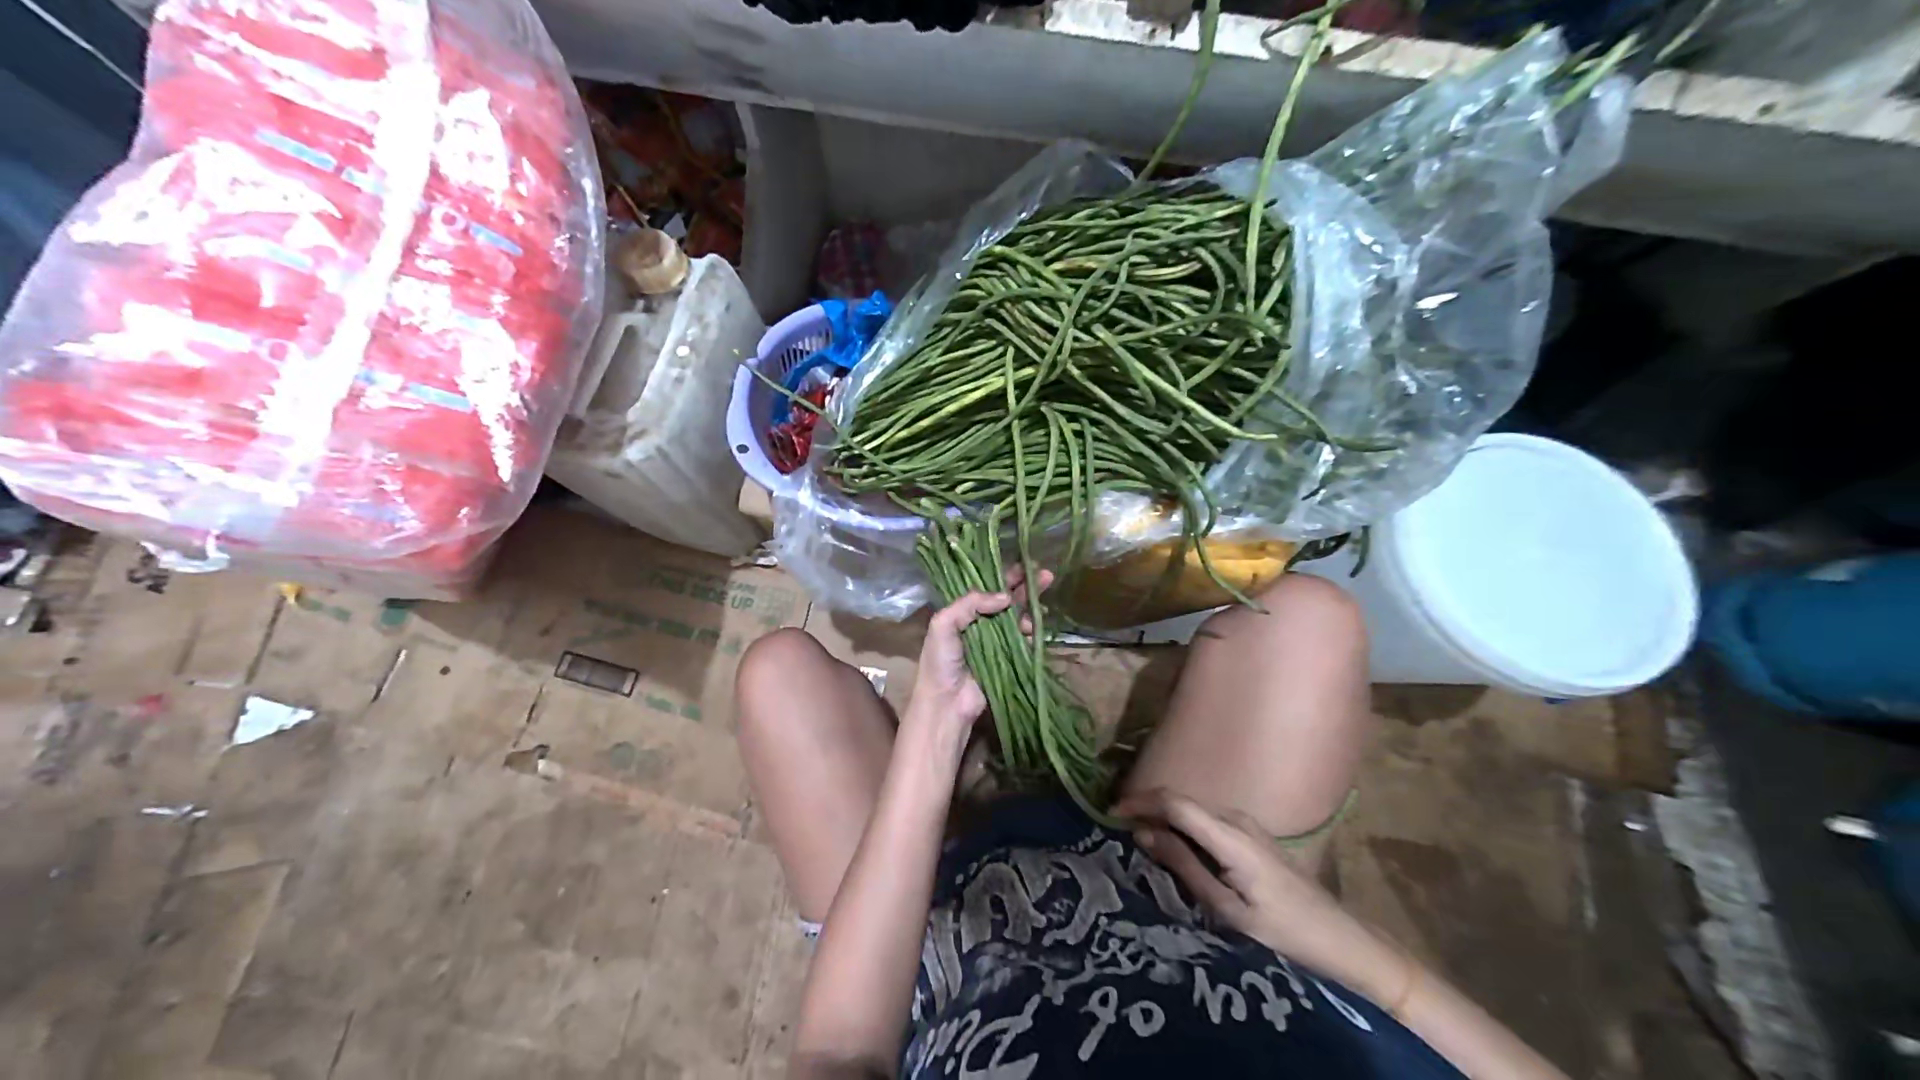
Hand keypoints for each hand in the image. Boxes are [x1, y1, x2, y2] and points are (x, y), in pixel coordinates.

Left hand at [901, 567, 1054, 763]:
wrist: (947, 703)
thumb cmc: (940, 662)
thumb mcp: (943, 624)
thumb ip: (970, 603)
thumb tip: (1006, 598)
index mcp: (962, 611)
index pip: (987, 586)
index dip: (1005, 575)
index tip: (1025, 565)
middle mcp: (980, 622)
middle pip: (1008, 599)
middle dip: (1026, 586)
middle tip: (1046, 575)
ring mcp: (996, 641)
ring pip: (1019, 617)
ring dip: (1030, 608)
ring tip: (1039, 604)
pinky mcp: (1010, 659)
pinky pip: (1024, 640)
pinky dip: (1032, 632)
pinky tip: (1035, 627)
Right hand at [1114, 789, 1410, 1002]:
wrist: (1339, 938)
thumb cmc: (1283, 931)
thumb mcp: (1227, 909)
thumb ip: (1184, 867)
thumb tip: (1143, 833)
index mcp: (1231, 837)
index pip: (1176, 803)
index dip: (1141, 802)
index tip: (1110, 813)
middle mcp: (1237, 819)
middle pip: (1182, 800)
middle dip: (1147, 807)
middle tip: (1116, 826)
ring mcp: (1246, 823)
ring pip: (1192, 808)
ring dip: (1163, 816)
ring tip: (1135, 834)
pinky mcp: (1249, 833)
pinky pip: (1205, 818)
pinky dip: (1181, 824)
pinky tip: (1169, 842)